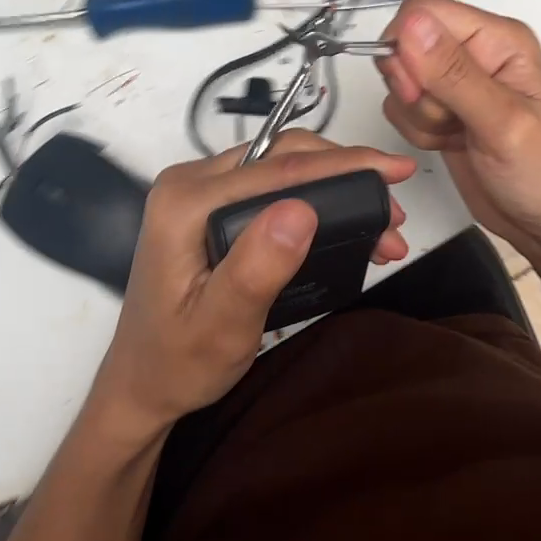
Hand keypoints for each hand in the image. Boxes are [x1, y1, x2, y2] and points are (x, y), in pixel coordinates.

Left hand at [87, 132, 415, 434]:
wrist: (144, 384)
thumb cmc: (179, 363)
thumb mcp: (221, 326)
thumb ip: (256, 268)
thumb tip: (302, 210)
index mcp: (186, 201)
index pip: (279, 168)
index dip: (344, 164)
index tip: (397, 169)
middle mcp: (191, 182)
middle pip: (285, 157)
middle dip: (348, 176)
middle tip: (395, 214)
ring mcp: (203, 191)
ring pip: (286, 169)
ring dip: (339, 190)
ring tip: (384, 229)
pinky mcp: (215, 206)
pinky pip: (276, 187)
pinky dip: (319, 202)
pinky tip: (350, 228)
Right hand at [377, 0, 540, 266]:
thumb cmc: (540, 174)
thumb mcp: (501, 123)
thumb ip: (453, 74)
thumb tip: (410, 25)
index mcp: (498, 38)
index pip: (423, 12)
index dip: (408, 48)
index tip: (419, 92)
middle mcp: (475, 51)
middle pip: (405, 44)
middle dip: (414, 89)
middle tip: (447, 119)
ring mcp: (455, 80)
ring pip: (399, 78)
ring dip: (418, 116)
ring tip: (456, 135)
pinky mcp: (439, 107)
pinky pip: (400, 106)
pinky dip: (416, 132)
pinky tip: (449, 144)